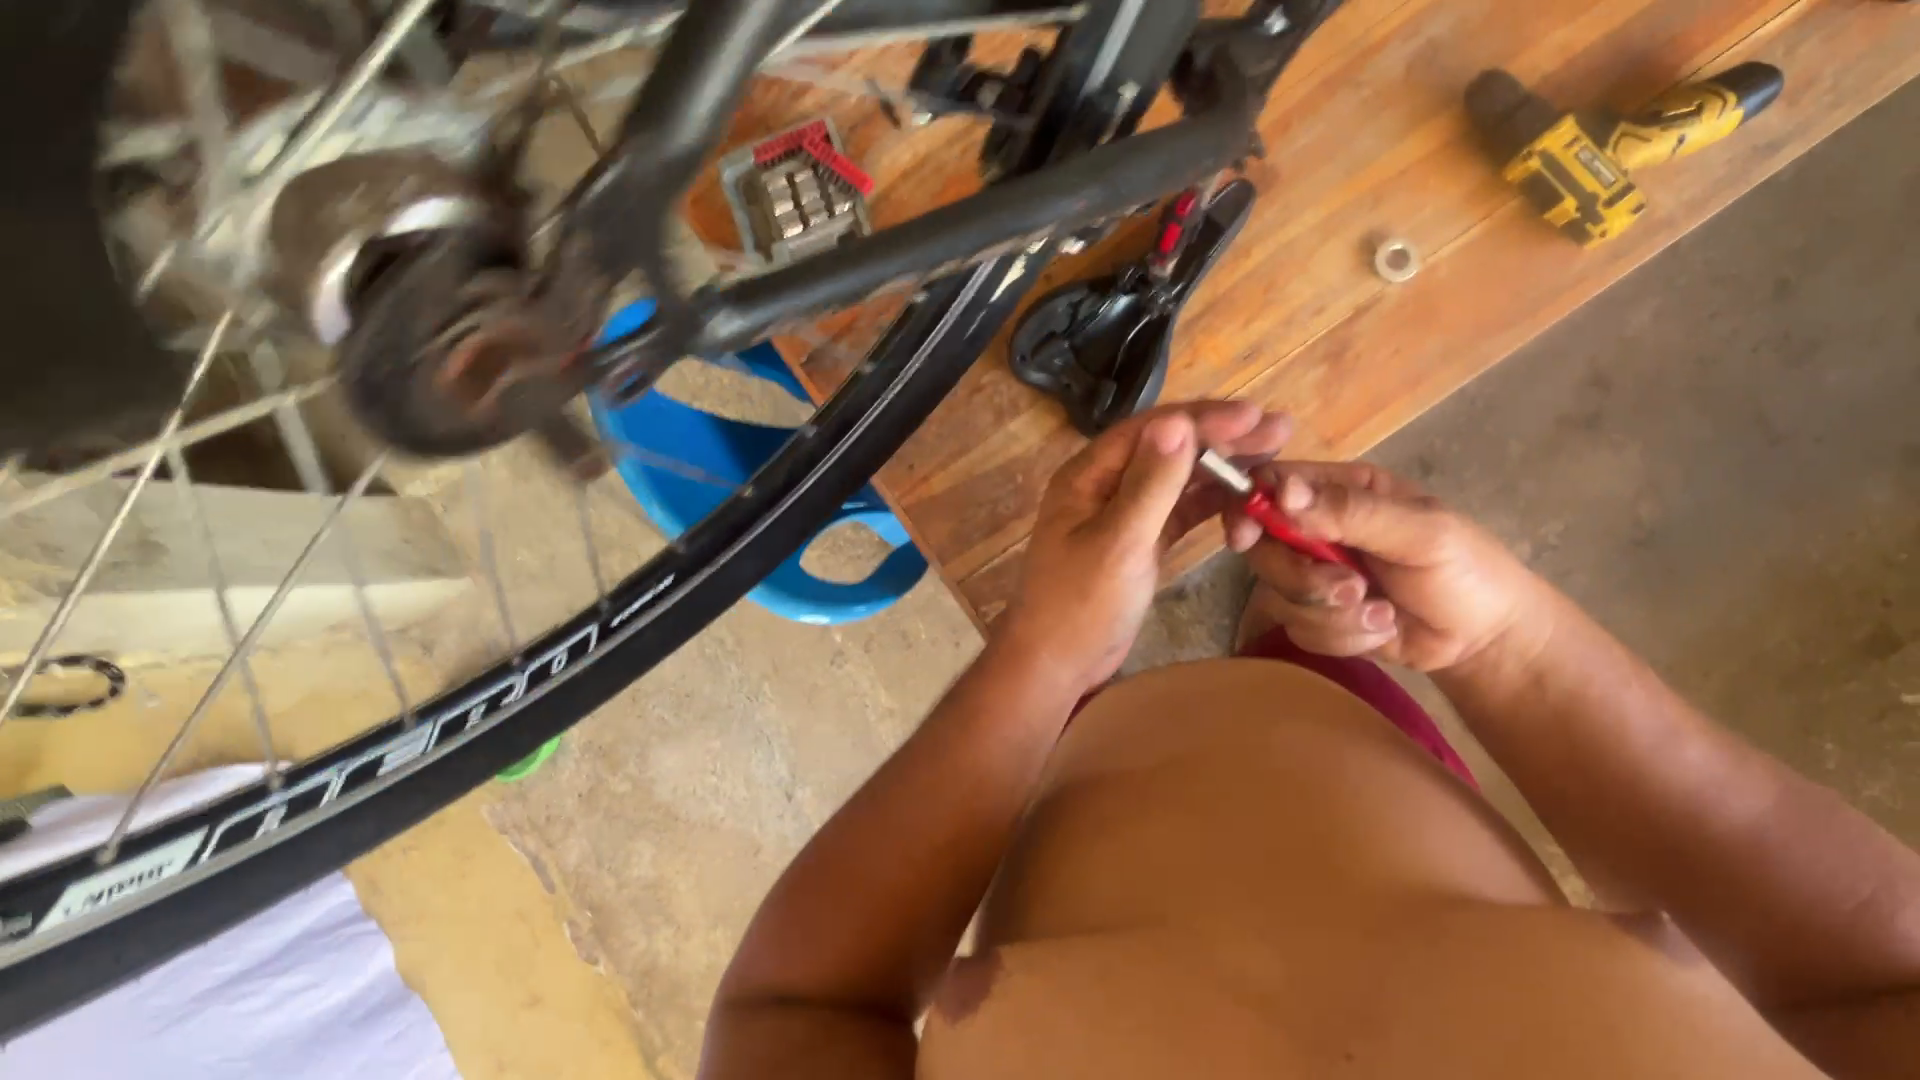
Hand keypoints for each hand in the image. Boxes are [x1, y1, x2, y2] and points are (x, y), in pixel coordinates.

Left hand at [1001, 401, 1292, 692]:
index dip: (1204, 419)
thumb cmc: (1080, 604)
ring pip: (1178, 480)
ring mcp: (1122, 514)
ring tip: (1272, 460)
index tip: (1255, 416)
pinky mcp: (1139, 542)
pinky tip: (1244, 500)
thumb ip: (1151, 484)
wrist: (1058, 662)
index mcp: (1089, 475)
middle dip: (1222, 439)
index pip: (1152, 430)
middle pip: (1169, 449)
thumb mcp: (1119, 542)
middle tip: (1280, 431)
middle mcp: (1105, 485)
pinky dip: (1210, 505)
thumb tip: (1178, 422)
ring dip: (1221, 470)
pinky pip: (1179, 512)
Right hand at [1228, 462, 1555, 672]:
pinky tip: (1382, 630)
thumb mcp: (1420, 533)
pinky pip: (1299, 629)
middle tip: (1352, 590)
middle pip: (1263, 549)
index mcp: (1340, 490)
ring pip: (1279, 595)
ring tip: (1384, 615)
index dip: (1248, 508)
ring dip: (1333, 614)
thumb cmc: (1466, 570)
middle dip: (1304, 579)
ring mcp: (1312, 575)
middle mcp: (1316, 529)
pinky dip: (1343, 637)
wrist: (1486, 640)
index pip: (1270, 485)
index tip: (1245, 537)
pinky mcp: (1315, 617)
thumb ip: (1351, 512)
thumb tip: (1282, 492)